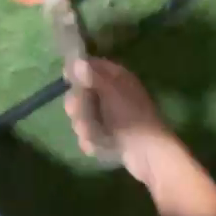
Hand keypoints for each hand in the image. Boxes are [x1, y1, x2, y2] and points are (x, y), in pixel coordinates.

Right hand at [64, 58, 185, 187]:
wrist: (149, 154)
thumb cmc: (132, 117)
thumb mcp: (112, 91)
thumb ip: (92, 76)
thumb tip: (75, 61)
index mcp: (117, 78)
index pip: (92, 66)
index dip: (78, 71)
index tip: (67, 78)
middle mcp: (112, 94)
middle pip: (82, 92)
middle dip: (78, 106)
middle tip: (79, 113)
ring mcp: (109, 116)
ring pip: (83, 115)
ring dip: (85, 126)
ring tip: (94, 135)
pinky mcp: (108, 136)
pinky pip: (89, 133)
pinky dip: (92, 140)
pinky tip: (99, 146)